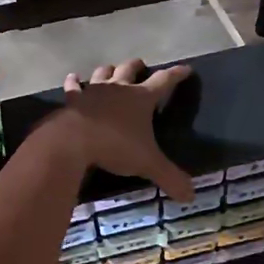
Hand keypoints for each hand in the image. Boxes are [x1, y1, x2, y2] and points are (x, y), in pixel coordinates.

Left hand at [52, 60, 193, 201]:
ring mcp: (93, 91)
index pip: (165, 81)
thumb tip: (191, 196)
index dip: (176, 74)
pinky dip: (74, 81)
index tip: (186, 68)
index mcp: (141, 98)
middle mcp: (118, 88)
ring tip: (111, 70)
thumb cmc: (115, 146)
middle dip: (137, 66)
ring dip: (108, 71)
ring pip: (103, 73)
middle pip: (130, 69)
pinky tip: (73, 77)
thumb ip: (169, 177)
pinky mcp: (73, 99)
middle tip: (141, 66)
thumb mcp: (147, 163)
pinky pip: (73, 86)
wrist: (74, 141)